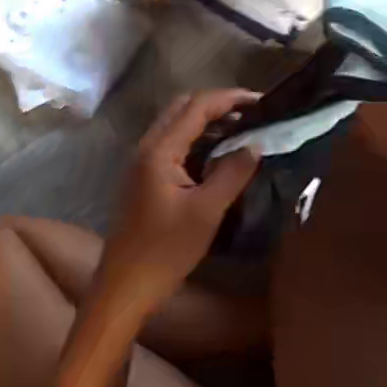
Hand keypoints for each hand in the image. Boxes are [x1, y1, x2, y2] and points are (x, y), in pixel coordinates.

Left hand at [98, 89, 261, 313]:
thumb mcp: (207, 212)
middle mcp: (146, 148)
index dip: (230, 98)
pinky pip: (172, 145)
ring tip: (242, 130)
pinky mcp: (143, 179)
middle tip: (252, 114)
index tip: (261, 101)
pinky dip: (197, 140)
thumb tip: (256, 145)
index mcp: (158, 151)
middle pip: (182, 108)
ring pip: (176, 126)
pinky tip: (218, 155)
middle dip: (218, 104)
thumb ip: (233, 173)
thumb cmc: (165, 251)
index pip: (196, 107)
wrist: (125, 287)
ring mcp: (141, 164)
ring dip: (207, 121)